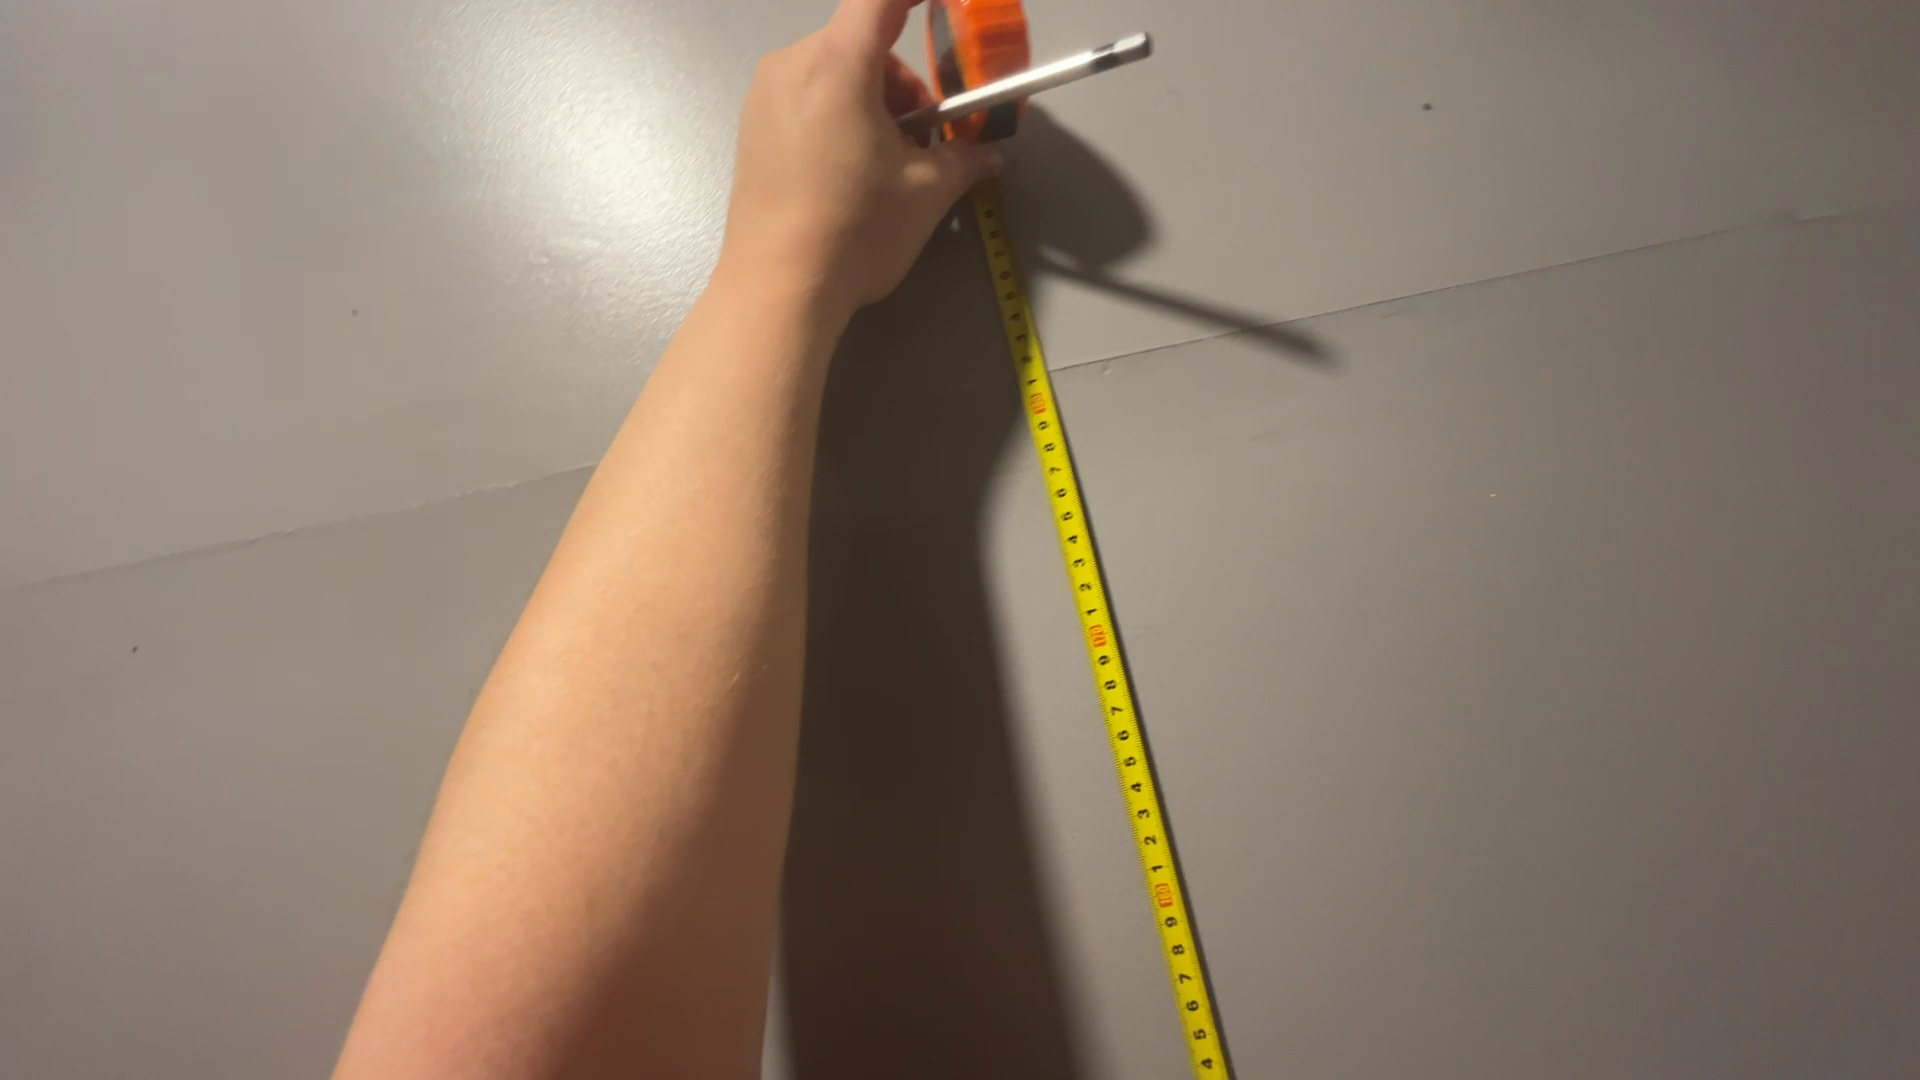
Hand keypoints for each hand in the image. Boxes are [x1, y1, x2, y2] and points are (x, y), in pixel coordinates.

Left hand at [717, 0, 1003, 320]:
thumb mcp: (925, 194)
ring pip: (833, 76)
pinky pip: (806, 104)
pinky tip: (848, 178)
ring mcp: (764, 98)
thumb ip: (964, 161)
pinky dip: (838, 122)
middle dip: (902, 87)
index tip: (942, 8)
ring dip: (871, 107)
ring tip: (885, 169)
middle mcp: (793, 65)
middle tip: (922, 143)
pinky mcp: (751, 133)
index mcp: (839, 63)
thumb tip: (990, 155)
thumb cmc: (857, 231)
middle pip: (861, 45)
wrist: (780, 289)